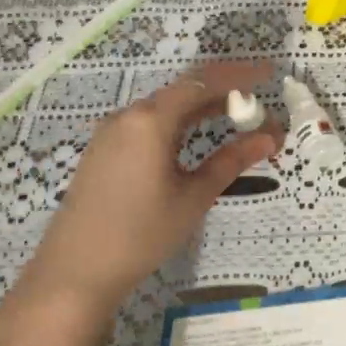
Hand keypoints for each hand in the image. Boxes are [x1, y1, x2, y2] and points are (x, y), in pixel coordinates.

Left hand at [12, 62, 281, 322]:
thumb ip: (233, 160)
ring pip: (166, 105)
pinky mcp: (105, 150)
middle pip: (183, 89)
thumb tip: (271, 137)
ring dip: (202, 104)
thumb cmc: (141, 233)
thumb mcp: (194, 196)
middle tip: (259, 94)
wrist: (75, 272)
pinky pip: (149, 121)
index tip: (270, 73)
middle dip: (224, 88)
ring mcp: (112, 132)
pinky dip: (181, 120)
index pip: (202, 82)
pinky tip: (198, 134)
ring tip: (238, 113)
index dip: (239, 74)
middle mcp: (128, 116)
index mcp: (150, 121)